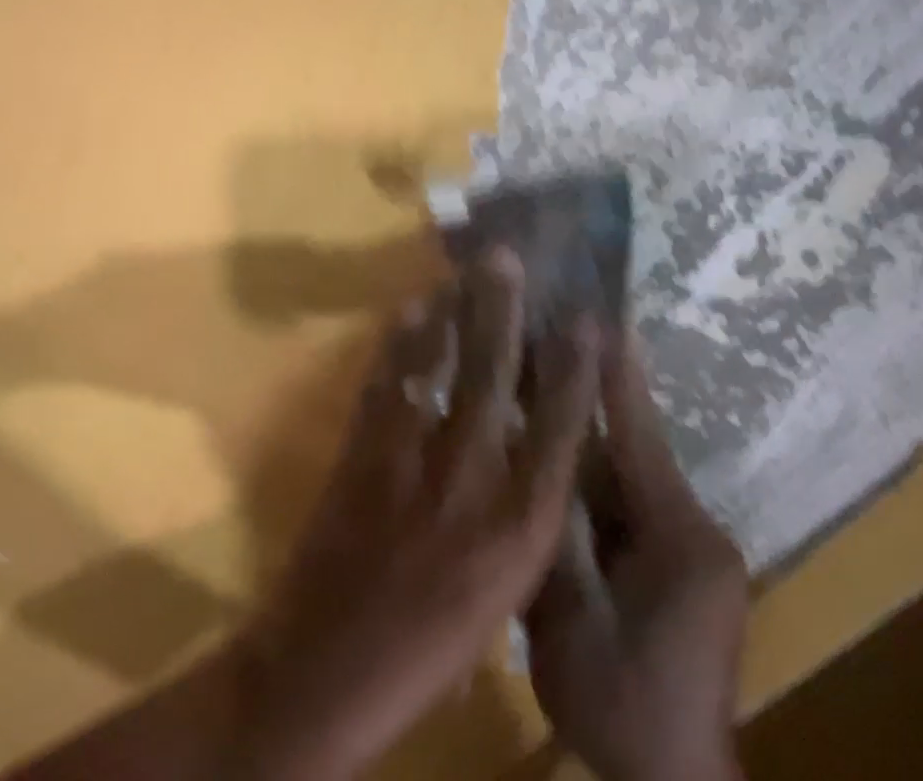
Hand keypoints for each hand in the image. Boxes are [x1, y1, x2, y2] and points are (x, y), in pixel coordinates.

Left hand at [240, 252, 602, 777]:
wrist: (337, 662)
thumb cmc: (433, 648)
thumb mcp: (502, 594)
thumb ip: (513, 524)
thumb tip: (513, 459)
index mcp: (524, 529)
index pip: (560, 431)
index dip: (573, 369)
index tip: (585, 319)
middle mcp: (473, 484)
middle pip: (493, 382)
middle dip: (502, 315)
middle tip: (508, 260)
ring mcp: (409, 466)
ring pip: (434, 375)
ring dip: (447, 318)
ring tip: (460, 274)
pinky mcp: (359, 460)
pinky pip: (382, 391)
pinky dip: (394, 351)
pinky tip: (404, 320)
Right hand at [526, 335, 749, 780]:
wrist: (667, 773)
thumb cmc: (623, 698)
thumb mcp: (575, 622)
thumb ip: (553, 536)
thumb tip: (526, 465)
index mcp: (677, 538)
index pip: (636, 441)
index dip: (612, 380)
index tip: (595, 317)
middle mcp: (685, 532)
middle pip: (626, 452)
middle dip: (586, 395)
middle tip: (548, 336)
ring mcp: (676, 553)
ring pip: (617, 479)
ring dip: (578, 432)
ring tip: (535, 378)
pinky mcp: (660, 571)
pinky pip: (614, 509)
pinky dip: (578, 477)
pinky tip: (538, 452)